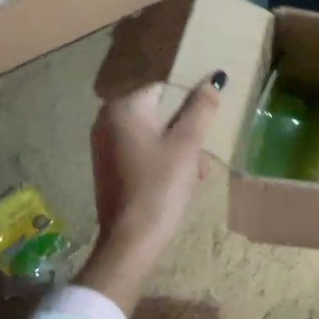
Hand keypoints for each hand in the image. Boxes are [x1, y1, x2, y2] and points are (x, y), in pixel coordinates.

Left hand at [77, 73, 223, 314]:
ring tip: (195, 171)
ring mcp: (104, 145)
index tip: (206, 127)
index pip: (167, 89)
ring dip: (179, 146)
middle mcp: (107, 121)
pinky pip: (143, 150)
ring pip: (155, 132)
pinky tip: (179, 179)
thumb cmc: (160, 185)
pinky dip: (163, 158)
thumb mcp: (188, 143)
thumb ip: (202, 107)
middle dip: (187, 129)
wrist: (131, 241)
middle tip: (202, 153)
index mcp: (123, 109)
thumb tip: (214, 78)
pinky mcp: (108, 167)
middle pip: (161, 111)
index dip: (191, 105)